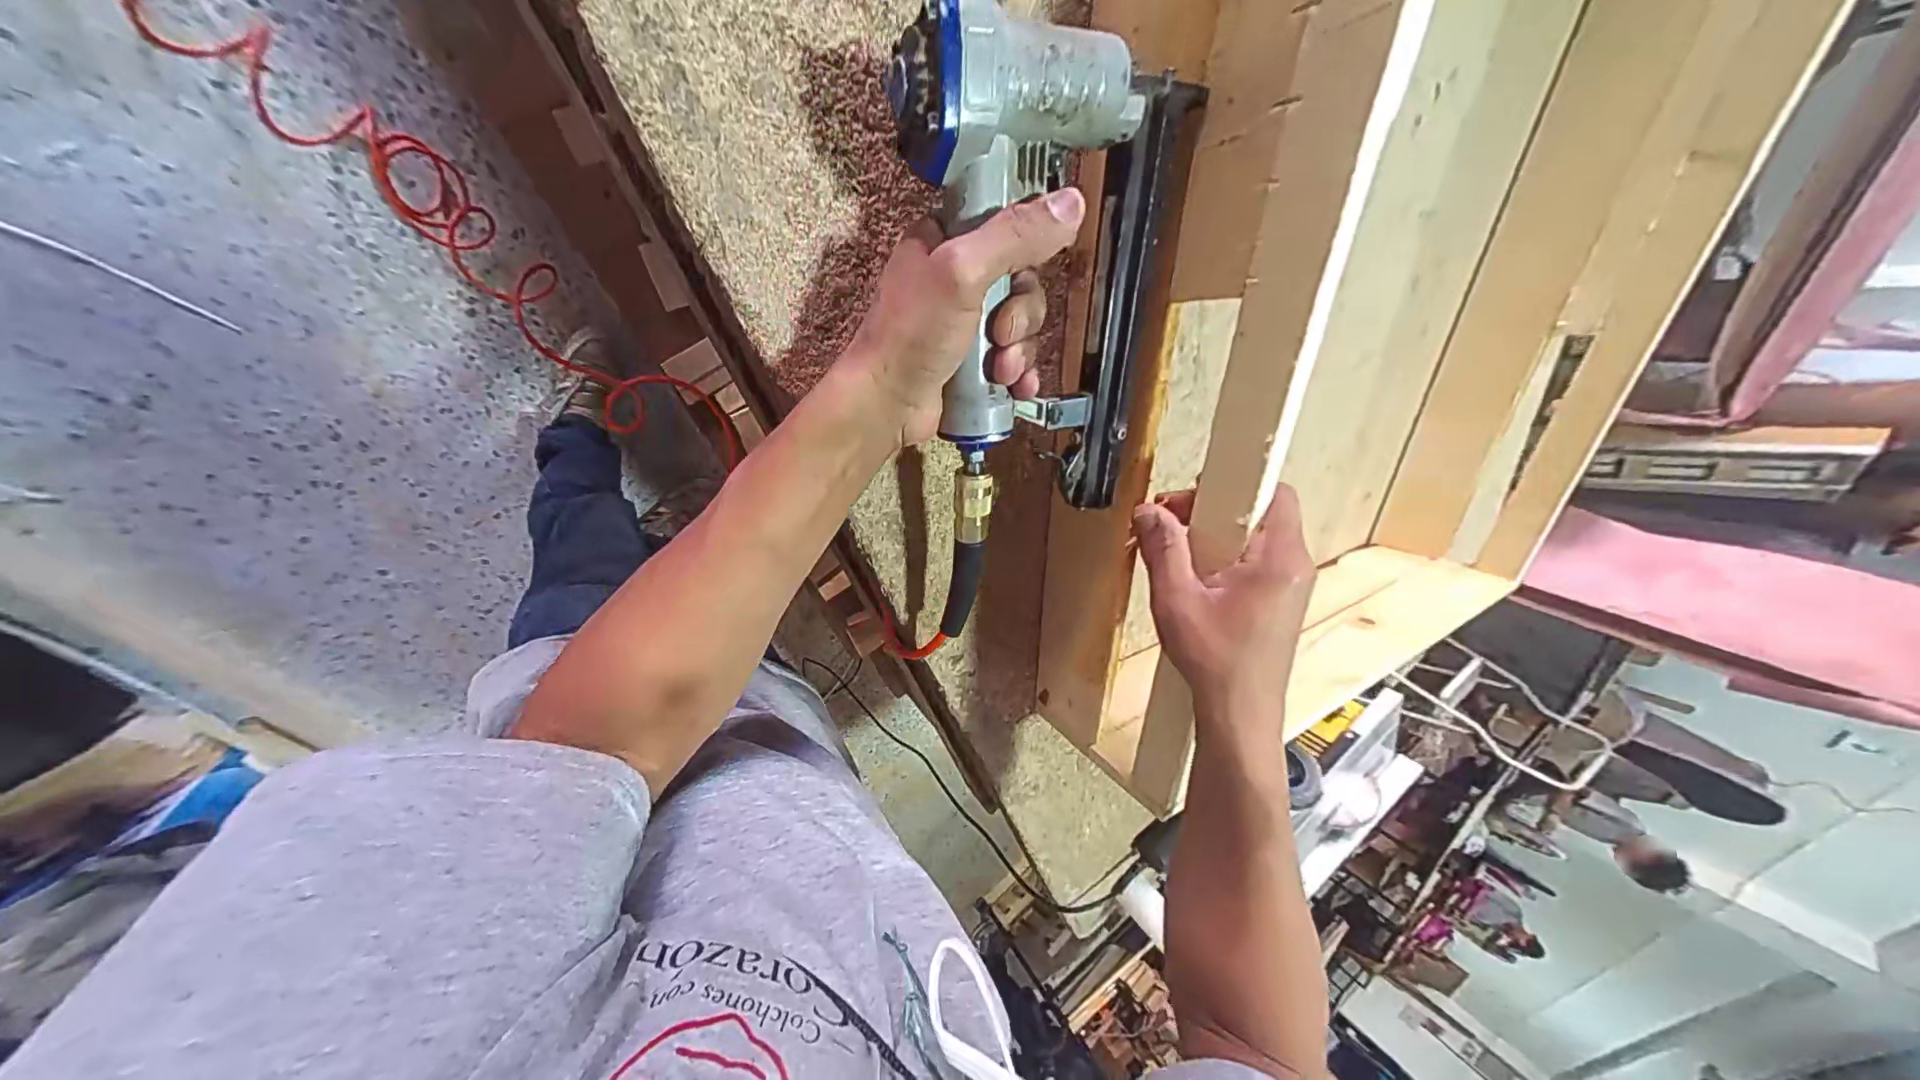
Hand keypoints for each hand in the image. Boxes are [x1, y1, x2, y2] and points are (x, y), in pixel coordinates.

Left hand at [845, 188, 1085, 446]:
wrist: (888, 407)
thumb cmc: (908, 338)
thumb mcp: (962, 273)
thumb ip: (1015, 236)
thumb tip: (1070, 204)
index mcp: (944, 241)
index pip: (1005, 224)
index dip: (1024, 250)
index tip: (1020, 272)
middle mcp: (956, 279)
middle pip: (1022, 281)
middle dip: (1021, 315)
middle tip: (1000, 333)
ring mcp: (965, 322)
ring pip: (1022, 324)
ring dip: (1020, 349)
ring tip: (999, 367)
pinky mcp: (974, 359)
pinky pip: (1016, 358)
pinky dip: (1020, 373)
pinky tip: (1013, 383)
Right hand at [1133, 485, 1316, 742]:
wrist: (1239, 713)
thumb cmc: (1217, 664)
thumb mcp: (1177, 601)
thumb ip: (1164, 550)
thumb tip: (1149, 512)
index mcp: (1278, 560)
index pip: (1273, 492)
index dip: (1231, 484)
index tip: (1192, 497)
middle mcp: (1293, 566)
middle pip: (1257, 510)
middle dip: (1209, 510)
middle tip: (1170, 526)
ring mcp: (1289, 583)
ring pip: (1252, 534)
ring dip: (1211, 535)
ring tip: (1177, 556)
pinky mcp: (1277, 598)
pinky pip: (1251, 558)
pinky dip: (1221, 556)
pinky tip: (1192, 578)